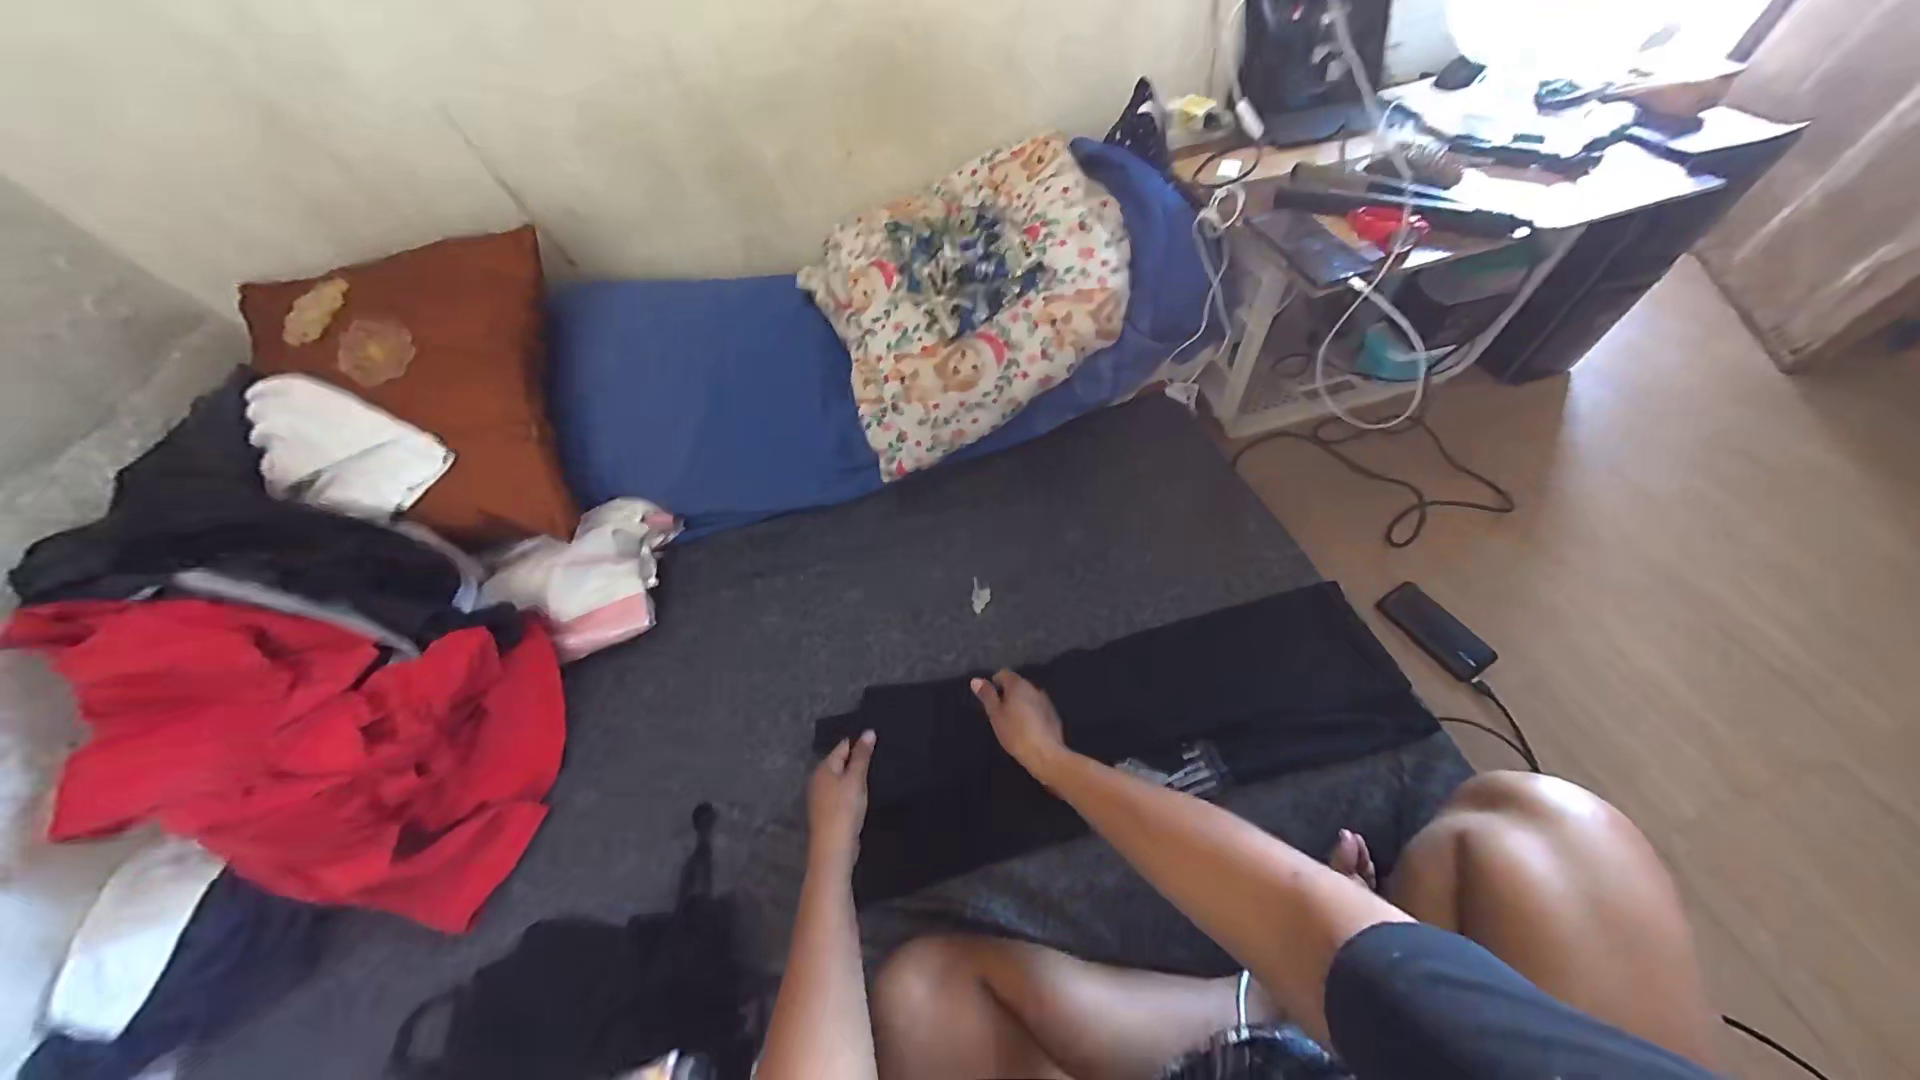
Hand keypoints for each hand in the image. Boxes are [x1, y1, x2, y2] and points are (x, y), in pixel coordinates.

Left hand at [807, 730, 874, 871]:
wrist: (834, 848)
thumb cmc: (844, 808)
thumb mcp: (856, 778)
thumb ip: (862, 755)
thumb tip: (869, 732)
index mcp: (823, 768)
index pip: (843, 746)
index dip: (860, 743)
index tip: (879, 741)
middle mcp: (819, 779)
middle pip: (841, 762)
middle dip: (858, 759)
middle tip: (881, 756)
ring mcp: (822, 797)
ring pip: (842, 779)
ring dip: (856, 777)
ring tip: (877, 772)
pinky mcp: (829, 811)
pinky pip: (842, 793)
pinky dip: (853, 791)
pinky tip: (865, 794)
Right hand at [971, 670, 1068, 780]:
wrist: (1045, 754)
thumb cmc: (1015, 733)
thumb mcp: (995, 714)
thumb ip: (987, 696)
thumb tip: (976, 680)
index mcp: (1019, 685)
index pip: (1004, 674)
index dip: (994, 682)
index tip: (989, 697)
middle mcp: (1034, 688)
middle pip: (1017, 684)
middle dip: (1007, 693)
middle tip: (998, 711)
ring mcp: (1046, 701)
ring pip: (1028, 696)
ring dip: (1019, 703)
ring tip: (1011, 721)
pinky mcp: (1053, 715)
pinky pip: (1037, 708)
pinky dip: (1030, 713)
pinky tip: (1026, 728)